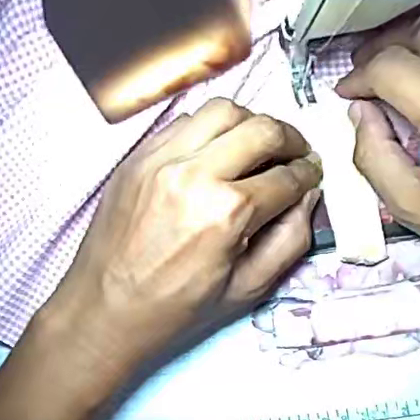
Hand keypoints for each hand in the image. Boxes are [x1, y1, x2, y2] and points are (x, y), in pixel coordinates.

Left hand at [35, 99, 322, 376]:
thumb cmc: (178, 309)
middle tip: (298, 153)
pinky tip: (218, 151)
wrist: (105, 310)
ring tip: (260, 145)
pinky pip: (185, 120)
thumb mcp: (249, 288)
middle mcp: (194, 175)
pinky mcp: (137, 156)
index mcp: (227, 214)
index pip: (286, 176)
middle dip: (291, 138)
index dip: (309, 173)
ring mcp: (160, 159)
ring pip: (223, 110)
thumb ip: (291, 239)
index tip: (314, 173)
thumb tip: (309, 195)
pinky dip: (211, 128)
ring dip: (252, 123)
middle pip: (261, 129)